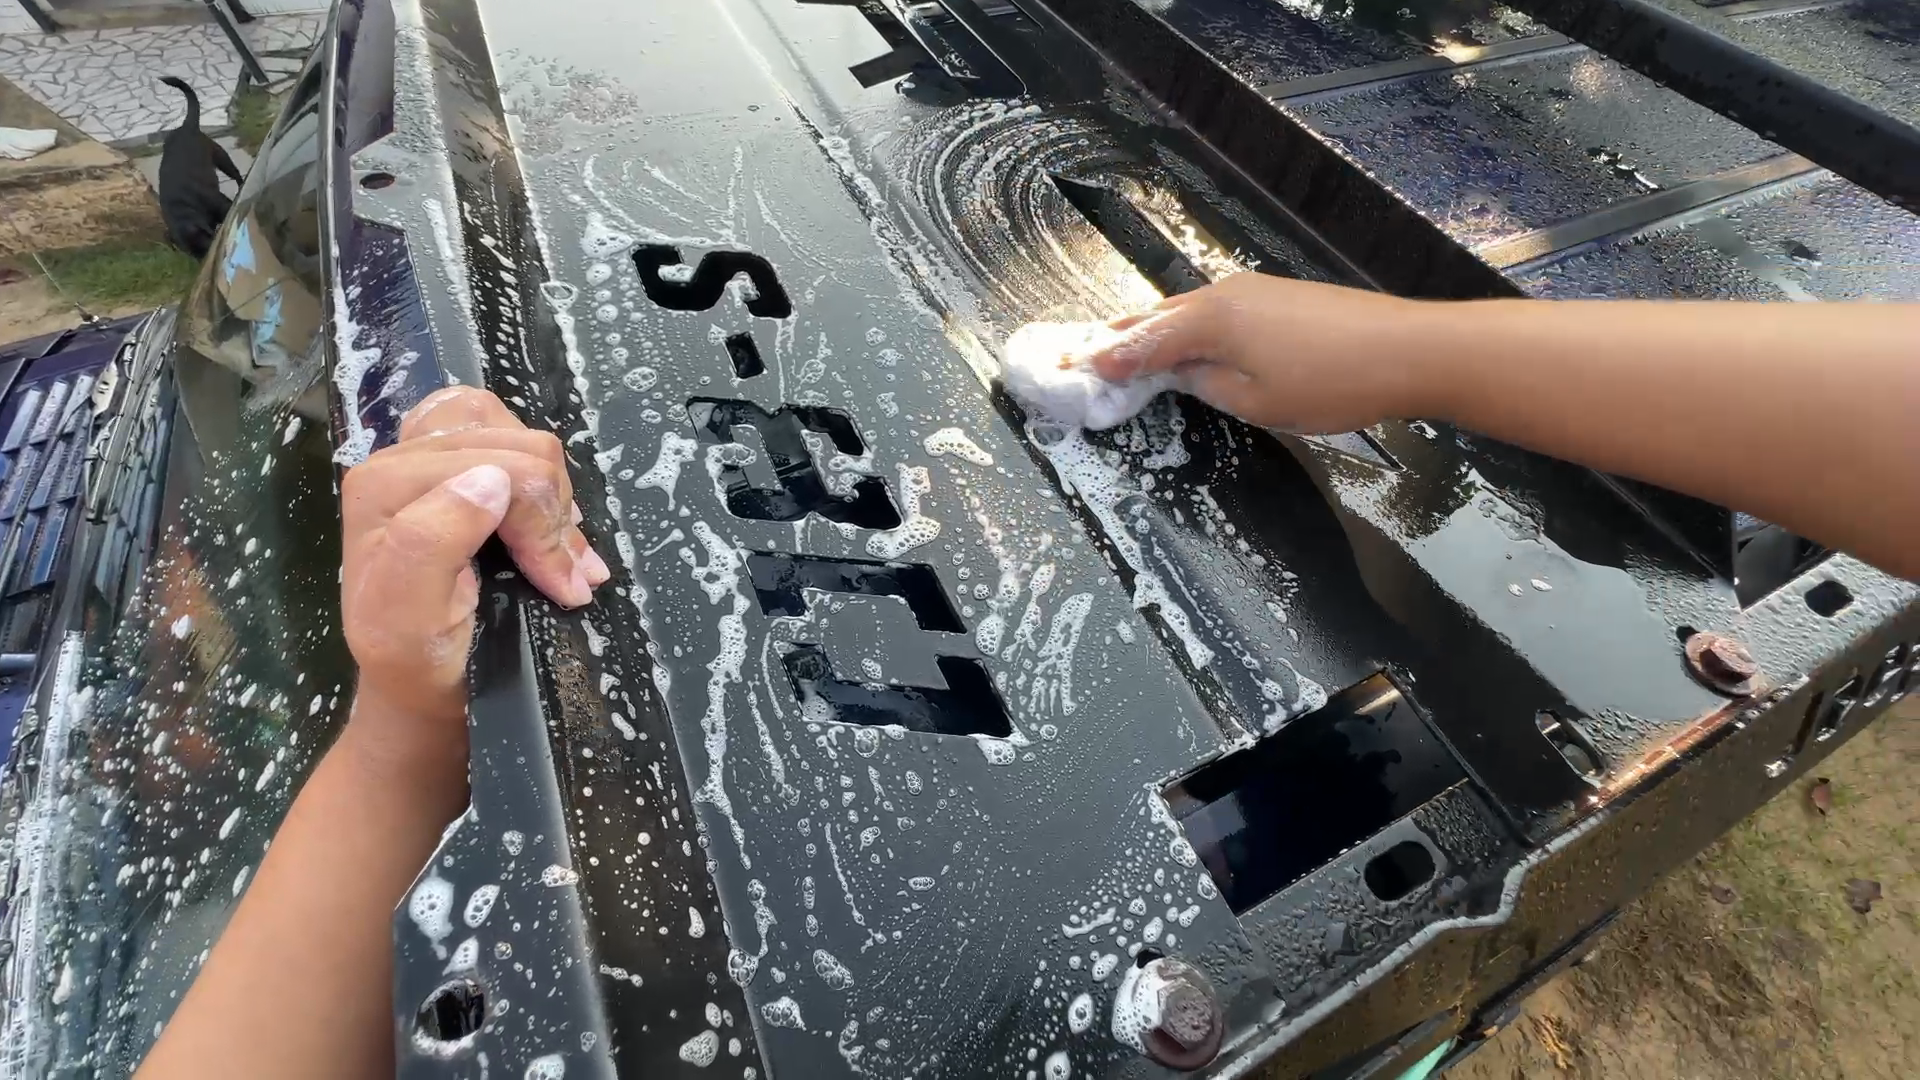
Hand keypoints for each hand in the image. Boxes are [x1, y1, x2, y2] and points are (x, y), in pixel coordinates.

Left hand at [339, 385, 610, 730]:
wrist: (424, 677)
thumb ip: (429, 544)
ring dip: (557, 504)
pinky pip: (519, 440)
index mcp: (385, 487)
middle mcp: (404, 459)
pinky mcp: (461, 465)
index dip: (543, 528)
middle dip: (554, 517)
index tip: (557, 585)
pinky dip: (550, 487)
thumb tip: (491, 480)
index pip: (507, 469)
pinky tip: (552, 533)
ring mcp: (434, 459)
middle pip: (524, 449)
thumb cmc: (420, 659)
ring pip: (530, 443)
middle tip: (561, 578)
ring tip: (559, 561)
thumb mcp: (410, 619)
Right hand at [1083, 273, 1429, 432]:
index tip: (1074, 367)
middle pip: (1160, 316)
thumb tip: (1181, 372)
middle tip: (1085, 349)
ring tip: (1122, 342)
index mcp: (1212, 320)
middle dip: (1122, 336)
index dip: (1109, 358)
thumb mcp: (1255, 401)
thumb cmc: (1328, 384)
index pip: (1145, 341)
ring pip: (1186, 310)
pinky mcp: (1277, 295)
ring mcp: (1254, 289)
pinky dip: (1185, 325)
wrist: (1412, 349)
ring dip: (1153, 328)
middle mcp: (1225, 294)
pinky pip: (1213, 309)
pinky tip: (1182, 336)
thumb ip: (1206, 383)